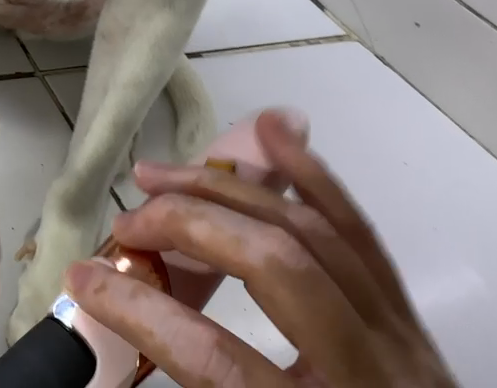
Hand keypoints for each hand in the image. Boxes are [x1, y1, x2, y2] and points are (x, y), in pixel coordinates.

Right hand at [66, 111, 458, 387]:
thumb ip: (198, 381)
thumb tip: (113, 324)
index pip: (216, 358)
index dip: (138, 310)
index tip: (84, 279)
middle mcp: (375, 376)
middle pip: (274, 266)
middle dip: (185, 228)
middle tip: (128, 226)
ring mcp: (404, 343)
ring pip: (311, 233)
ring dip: (225, 190)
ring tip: (159, 175)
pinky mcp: (411, 323)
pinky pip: (360, 235)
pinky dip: (311, 178)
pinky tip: (271, 134)